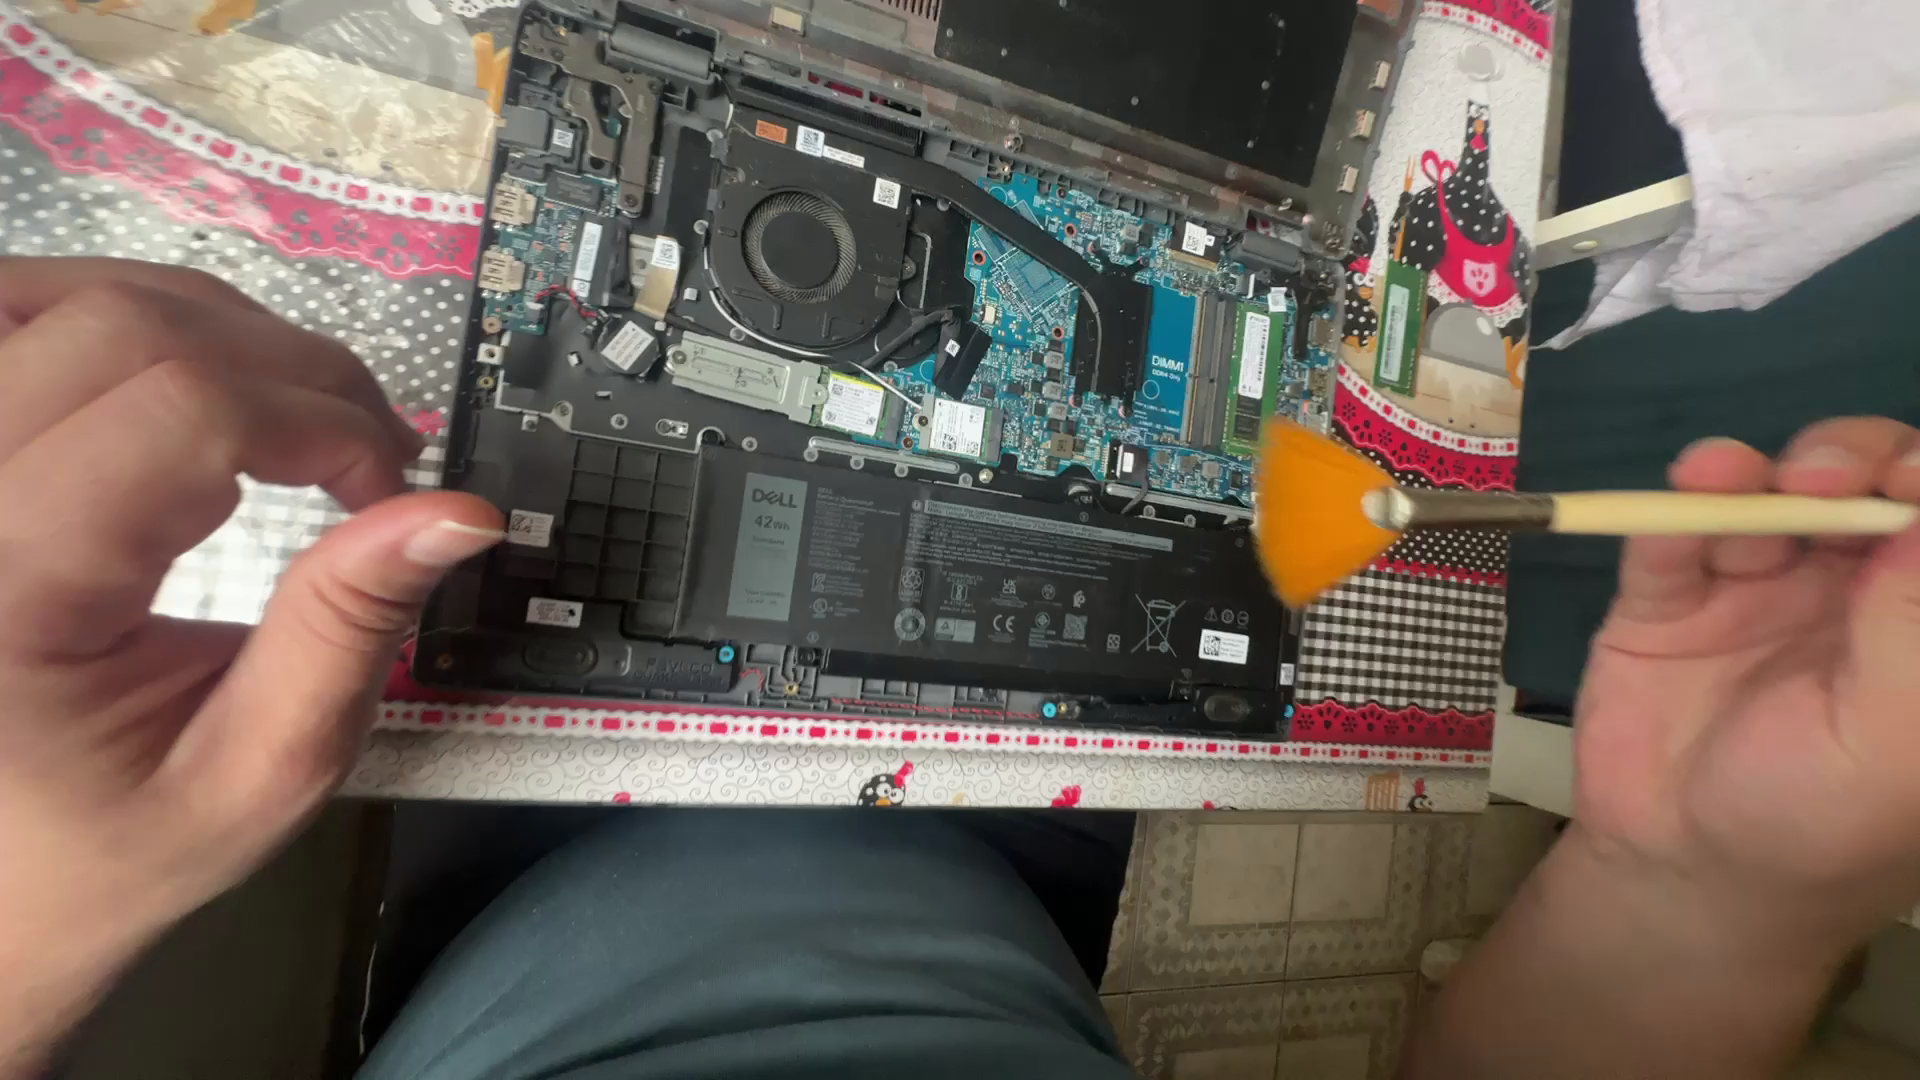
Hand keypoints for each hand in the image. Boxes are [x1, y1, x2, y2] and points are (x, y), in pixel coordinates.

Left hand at [0, 258, 501, 1069]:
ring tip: (303, 417)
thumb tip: (463, 513)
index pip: (185, 411)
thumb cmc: (115, 843)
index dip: (332, 425)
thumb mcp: (269, 764)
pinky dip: (142, 322)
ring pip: (67, 294)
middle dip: (305, 376)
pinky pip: (18, 308)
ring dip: (231, 338)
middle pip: (136, 333)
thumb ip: (356, 626)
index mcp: (0, 591)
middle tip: (373, 454)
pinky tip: (204, 385)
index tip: (395, 492)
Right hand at [1576, 417, 1919, 952]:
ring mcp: (1743, 592)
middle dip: (1844, 461)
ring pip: (1754, 503)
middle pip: (1854, 490)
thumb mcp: (1898, 735)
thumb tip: (1918, 513)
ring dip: (1743, 475)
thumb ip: (1912, 629)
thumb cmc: (1819, 815)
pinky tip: (1671, 506)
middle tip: (1816, 475)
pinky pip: (1664, 548)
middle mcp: (1845, 592)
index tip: (1907, 480)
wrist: (1680, 854)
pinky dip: (1664, 520)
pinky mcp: (1658, 604)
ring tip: (1718, 471)